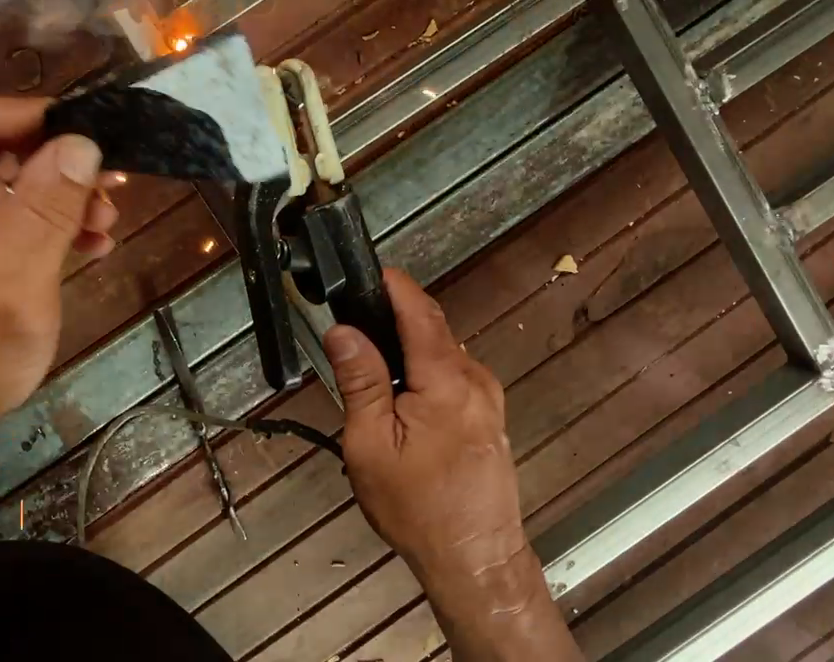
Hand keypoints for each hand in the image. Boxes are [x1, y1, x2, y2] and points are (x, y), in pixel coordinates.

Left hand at [0, 97, 116, 451]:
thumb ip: (45, 207)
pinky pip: (29, 207)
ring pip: (25, 174)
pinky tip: (95, 242)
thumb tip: (83, 141)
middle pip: (9, 145)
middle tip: (113, 186)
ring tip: (106, 221)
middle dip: (63, 162)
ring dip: (70, 192)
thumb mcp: (12, 279)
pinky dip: (64, 218)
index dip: (41, 119)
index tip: (98, 134)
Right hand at [325, 270, 576, 660]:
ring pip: (443, 352)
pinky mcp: (490, 417)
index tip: (368, 269)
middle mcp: (476, 381)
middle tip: (353, 321)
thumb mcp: (371, 445)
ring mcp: (488, 400)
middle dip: (394, 316)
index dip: (395, 284)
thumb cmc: (417, 508)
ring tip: (370, 365)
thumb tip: (343, 330)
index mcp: (446, 381)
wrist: (476, 563)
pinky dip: (424, 369)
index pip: (420, 312)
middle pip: (432, 328)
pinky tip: (400, 395)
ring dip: (409, 346)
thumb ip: (360, 381)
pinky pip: (453, 374)